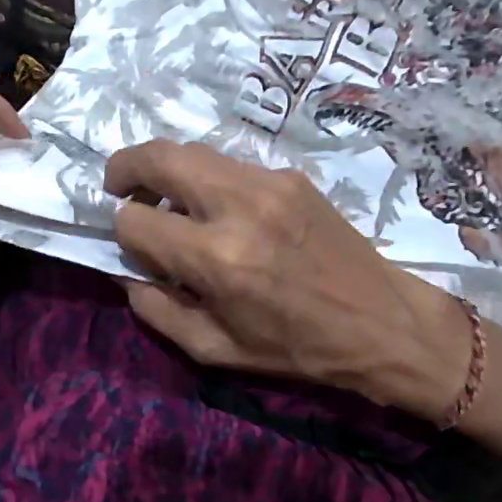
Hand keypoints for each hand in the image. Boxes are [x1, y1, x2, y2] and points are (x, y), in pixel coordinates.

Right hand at [105, 140, 471, 420]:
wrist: (381, 321)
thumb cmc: (297, 348)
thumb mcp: (215, 349)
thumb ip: (157, 308)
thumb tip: (126, 269)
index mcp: (218, 259)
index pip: (136, 222)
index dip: (123, 233)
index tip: (134, 246)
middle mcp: (240, 207)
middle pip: (159, 156)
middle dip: (125, 168)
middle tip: (120, 188)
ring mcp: (270, 183)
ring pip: (195, 151)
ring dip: (168, 170)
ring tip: (170, 200)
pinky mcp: (293, 176)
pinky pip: (232, 165)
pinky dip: (210, 180)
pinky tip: (222, 209)